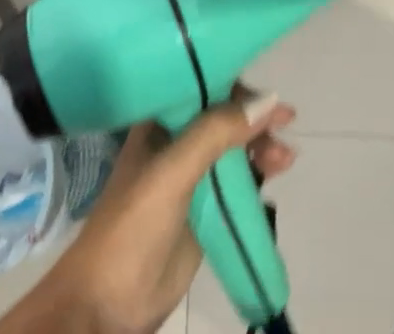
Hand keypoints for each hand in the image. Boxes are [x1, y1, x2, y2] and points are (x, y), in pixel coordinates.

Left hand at [1, 91, 296, 333]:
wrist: (109, 305)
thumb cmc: (131, 227)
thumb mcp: (170, 173)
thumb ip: (215, 133)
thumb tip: (269, 101)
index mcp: (158, 128)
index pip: (202, 89)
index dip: (235, 87)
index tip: (267, 95)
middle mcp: (177, 145)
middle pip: (226, 118)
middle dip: (256, 119)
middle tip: (284, 127)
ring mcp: (193, 178)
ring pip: (237, 148)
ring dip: (263, 145)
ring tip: (285, 159)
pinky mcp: (207, 209)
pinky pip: (241, 179)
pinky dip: (262, 170)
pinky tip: (278, 171)